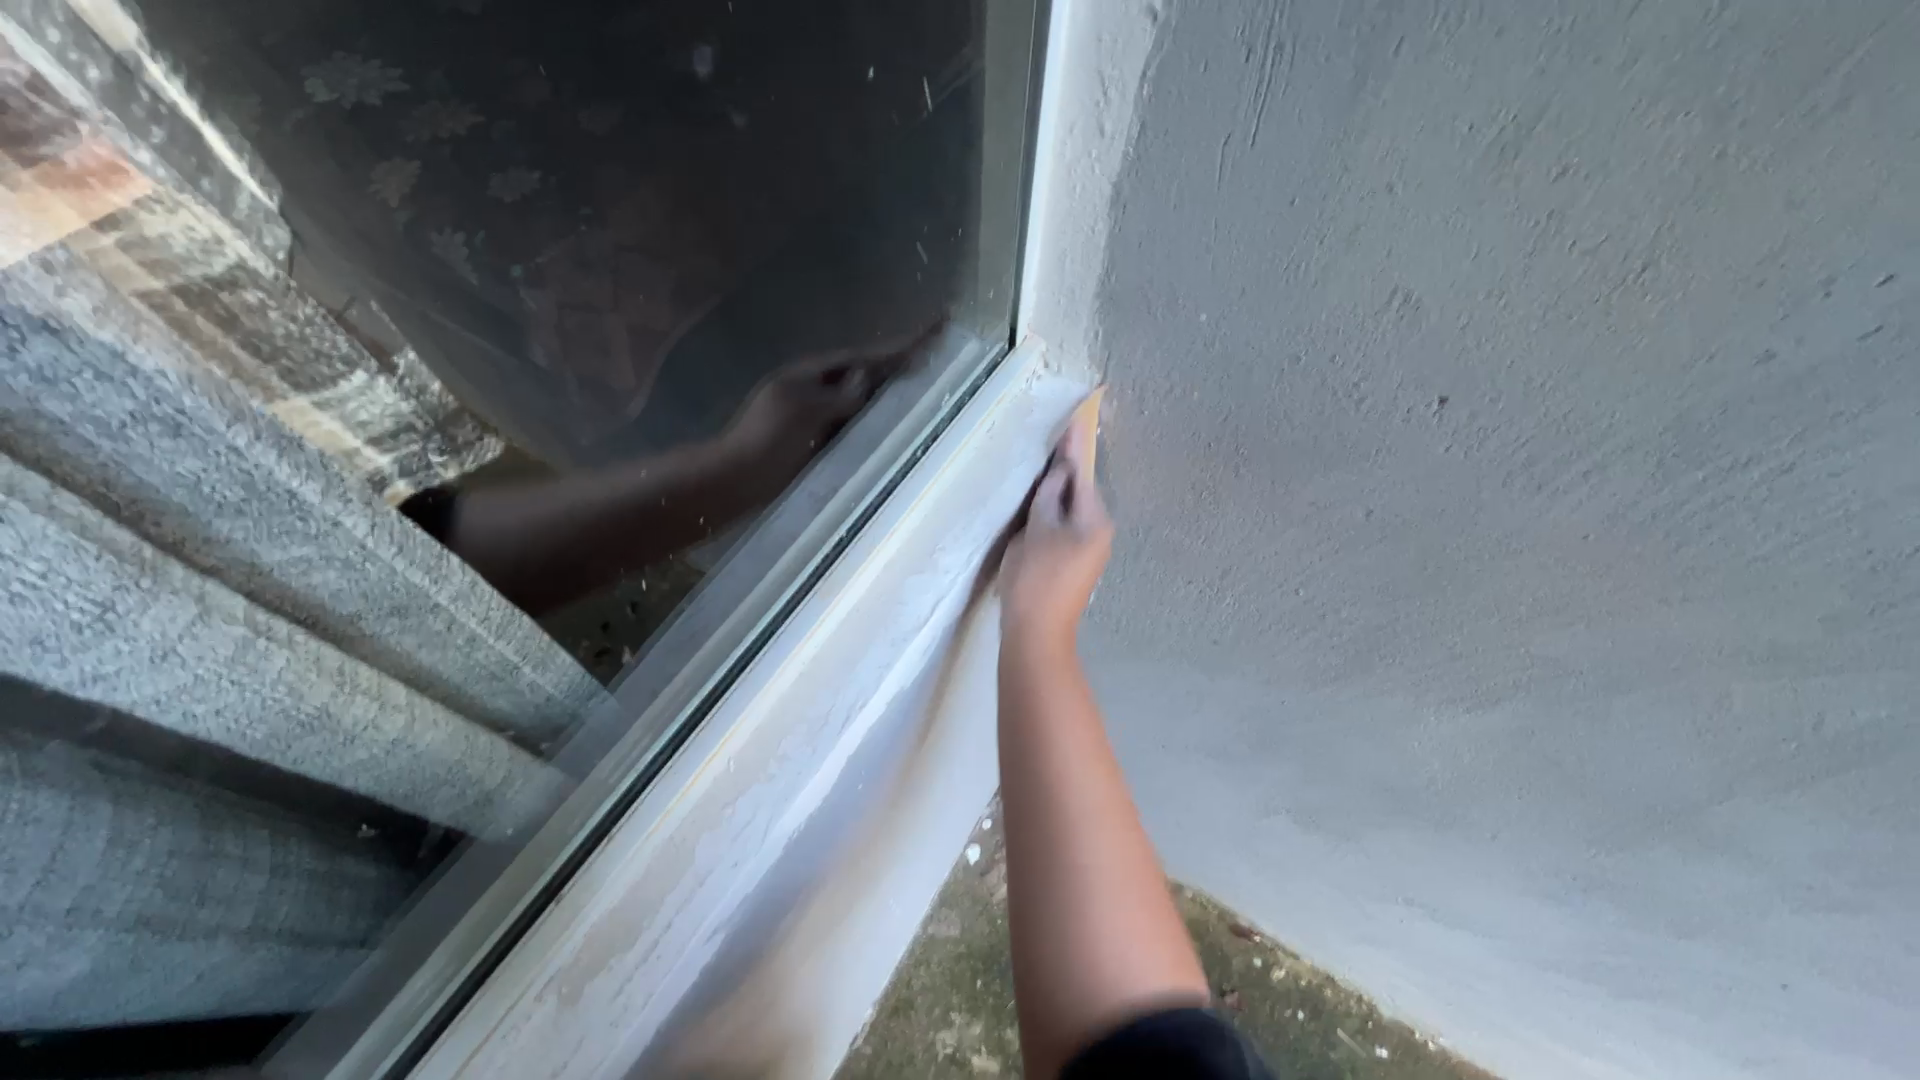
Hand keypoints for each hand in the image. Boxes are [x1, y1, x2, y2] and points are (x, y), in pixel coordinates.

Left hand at [714, 330, 928, 495]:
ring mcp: (818, 419)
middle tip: (938, 353)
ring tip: (926, 386)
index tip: (938, 322)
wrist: (733, 482)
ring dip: (891, 394)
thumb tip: (869, 375)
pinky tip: (895, 429)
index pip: (865, 356)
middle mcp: (817, 391)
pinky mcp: (818, 445)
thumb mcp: (802, 411)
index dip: (902, 343)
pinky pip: (855, 428)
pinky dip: (876, 425)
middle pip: (868, 373)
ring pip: (864, 401)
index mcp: (811, 375)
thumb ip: (839, 395)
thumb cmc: (764, 442)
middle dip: (900, 363)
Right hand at [999, 427, 1112, 649]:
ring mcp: (1090, 550)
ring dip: (1057, 493)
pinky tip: (1038, 507)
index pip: (1082, 473)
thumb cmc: (1036, 579)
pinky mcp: (1076, 563)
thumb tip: (1059, 474)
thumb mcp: (1037, 529)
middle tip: (1051, 440)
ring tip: (1040, 469)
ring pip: (1072, 510)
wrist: (1036, 634)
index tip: (1074, 417)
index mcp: (1095, 520)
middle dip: (1064, 470)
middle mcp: (1100, 532)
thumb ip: (1049, 496)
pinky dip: (1053, 513)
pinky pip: (1066, 527)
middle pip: (1080, 491)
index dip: (1073, 447)